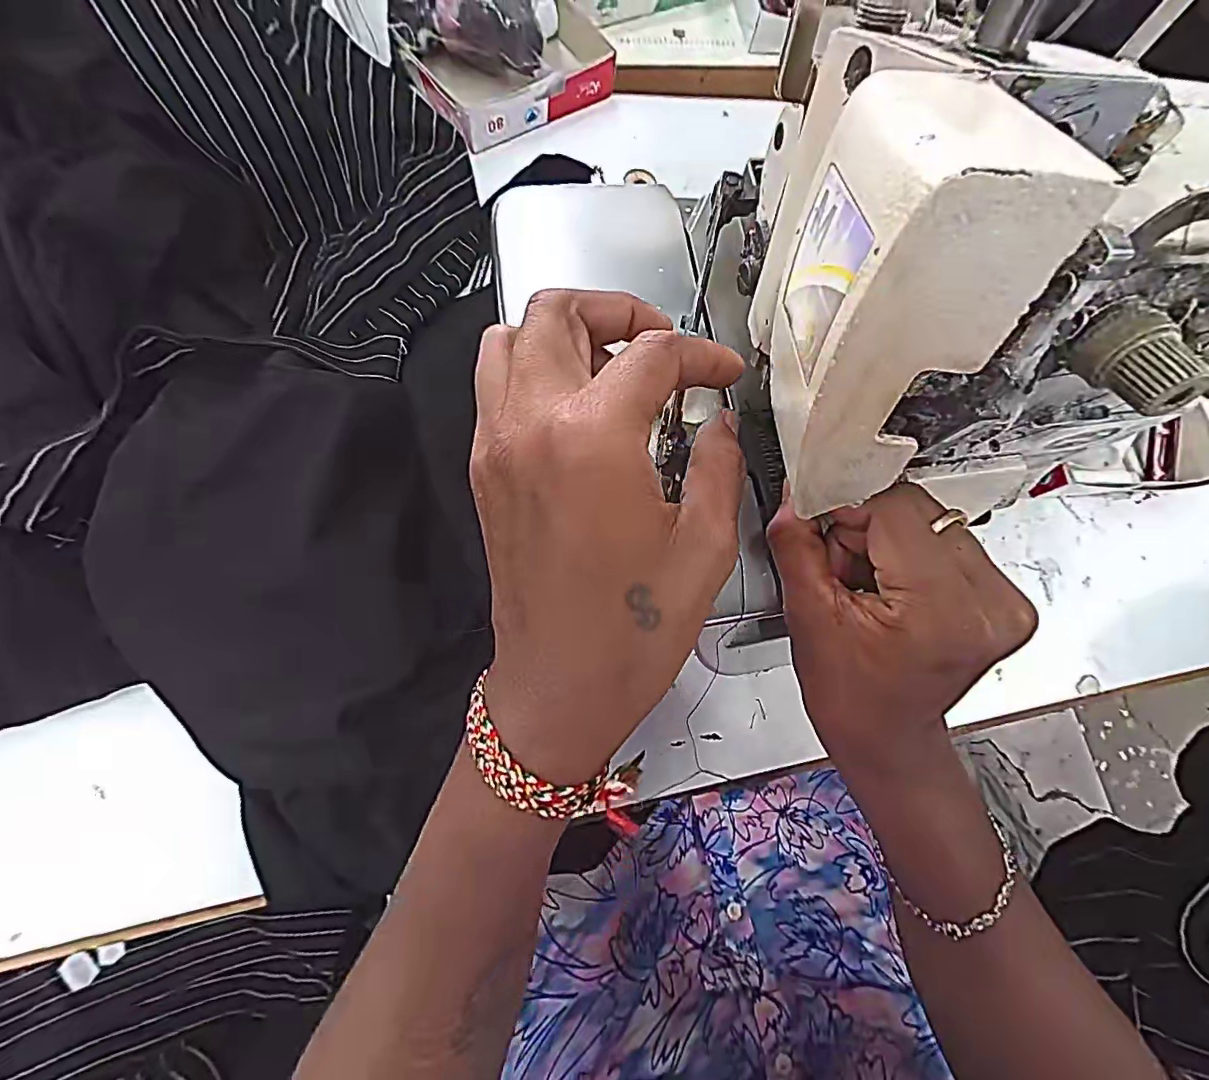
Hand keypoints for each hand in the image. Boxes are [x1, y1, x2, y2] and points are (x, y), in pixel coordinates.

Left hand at [472, 290, 744, 783]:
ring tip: (616, 366)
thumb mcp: (705, 546)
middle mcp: (531, 425)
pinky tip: (584, 410)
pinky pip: (497, 384)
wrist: (560, 685)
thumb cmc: (634, 629)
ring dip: (568, 333)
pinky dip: (537, 369)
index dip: (700, 355)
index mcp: (593, 438)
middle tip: (663, 347)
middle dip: (619, 310)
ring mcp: (497, 445)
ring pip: (511, 337)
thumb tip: (717, 424)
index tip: (723, 375)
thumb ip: (718, 466)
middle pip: (558, 312)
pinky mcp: (485, 470)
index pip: (651, 353)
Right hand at [765, 483, 1038, 771]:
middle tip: (844, 573)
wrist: (888, 737)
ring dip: (889, 541)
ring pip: (931, 520)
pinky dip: (914, 554)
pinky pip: (949, 542)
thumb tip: (794, 498)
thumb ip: (798, 546)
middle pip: (915, 510)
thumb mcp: (811, 620)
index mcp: (942, 608)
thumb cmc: (856, 701)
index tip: (817, 514)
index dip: (845, 506)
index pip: (893, 505)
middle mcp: (988, 602)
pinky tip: (896, 591)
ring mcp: (1004, 601)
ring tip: (871, 589)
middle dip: (866, 529)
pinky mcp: (1006, 599)